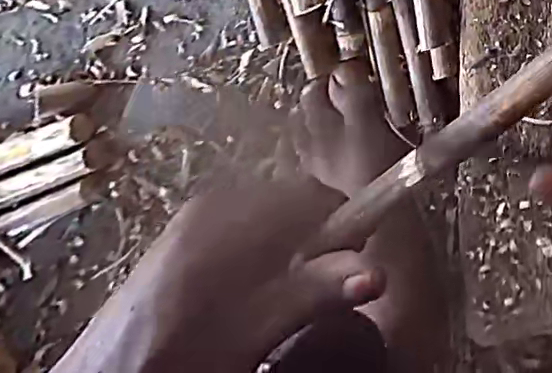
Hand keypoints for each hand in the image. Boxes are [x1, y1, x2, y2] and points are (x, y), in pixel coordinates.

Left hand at [51, 167, 383, 372]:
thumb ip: (311, 297)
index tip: (358, 257)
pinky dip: (264, 244)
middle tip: (324, 282)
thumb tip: (374, 273)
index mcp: (228, 217)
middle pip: (292, 197)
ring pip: (270, 208)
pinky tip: (254, 285)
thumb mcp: (249, 337)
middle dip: (317, 232)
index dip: (342, 222)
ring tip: (288, 289)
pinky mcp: (186, 227)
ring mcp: (197, 212)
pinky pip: (245, 219)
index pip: (310, 196)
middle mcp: (213, 201)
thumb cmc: (177, 362)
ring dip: (292, 239)